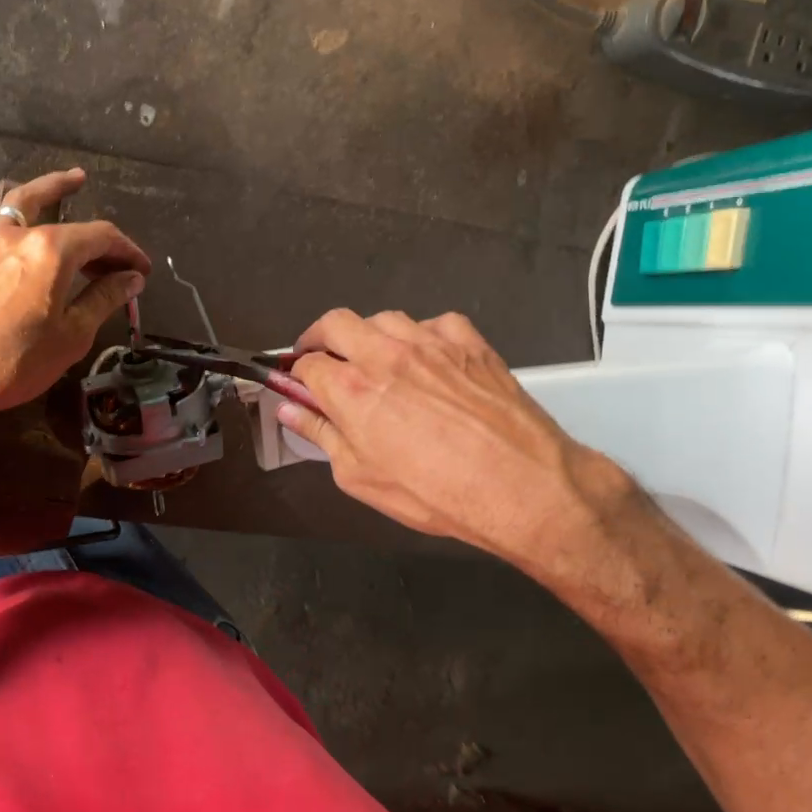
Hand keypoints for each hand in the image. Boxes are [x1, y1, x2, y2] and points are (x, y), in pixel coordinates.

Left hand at [0, 168, 150, 422]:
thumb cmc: (19, 361)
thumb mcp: (73, 335)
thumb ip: (103, 299)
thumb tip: (131, 279)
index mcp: (52, 250)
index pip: (100, 237)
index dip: (126, 251)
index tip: (142, 271)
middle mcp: (18, 235)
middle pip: (51, 206)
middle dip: (70, 193)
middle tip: (85, 181)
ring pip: (12, 204)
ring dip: (34, 189)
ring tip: (48, 181)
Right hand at [278, 309, 620, 562]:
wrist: (522, 487)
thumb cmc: (432, 493)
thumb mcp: (358, 476)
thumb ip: (321, 435)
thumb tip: (290, 411)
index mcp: (350, 389)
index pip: (307, 364)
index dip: (296, 375)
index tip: (298, 387)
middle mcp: (385, 355)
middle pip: (336, 323)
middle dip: (319, 338)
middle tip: (322, 360)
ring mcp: (432, 343)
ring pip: (384, 318)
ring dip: (369, 335)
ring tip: (374, 361)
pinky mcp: (472, 344)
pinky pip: (435, 323)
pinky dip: (420, 335)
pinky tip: (426, 359)